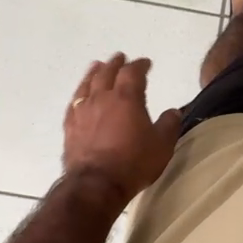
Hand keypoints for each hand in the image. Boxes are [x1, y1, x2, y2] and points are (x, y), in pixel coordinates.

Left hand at [62, 54, 181, 206]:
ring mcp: (83, 111)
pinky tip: (80, 95)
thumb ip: (169, 125)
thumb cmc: (134, 163)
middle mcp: (102, 98)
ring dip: (94, 72)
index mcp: (127, 98)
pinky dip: (79, 93)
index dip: (140, 65)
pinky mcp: (70, 126)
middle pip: (107, 73)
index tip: (146, 62)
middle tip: (120, 57)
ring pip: (87, 84)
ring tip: (97, 66)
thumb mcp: (162, 145)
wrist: (96, 184)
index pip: (133, 73)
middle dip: (115, 63)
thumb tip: (172, 111)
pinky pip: (74, 102)